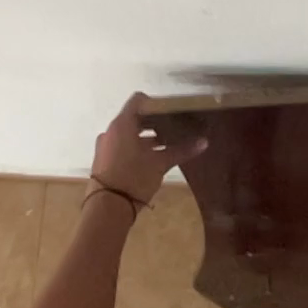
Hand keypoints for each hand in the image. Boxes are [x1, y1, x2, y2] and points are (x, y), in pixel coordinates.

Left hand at [89, 93, 207, 205]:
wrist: (108, 206)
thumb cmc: (135, 178)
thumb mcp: (160, 163)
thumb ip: (181, 150)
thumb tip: (204, 142)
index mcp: (123, 124)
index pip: (139, 100)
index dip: (156, 103)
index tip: (171, 112)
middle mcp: (111, 130)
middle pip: (134, 117)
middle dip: (154, 122)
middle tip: (173, 129)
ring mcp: (105, 145)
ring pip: (128, 133)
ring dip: (145, 137)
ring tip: (165, 146)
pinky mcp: (104, 159)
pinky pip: (121, 145)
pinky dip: (135, 147)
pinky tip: (150, 159)